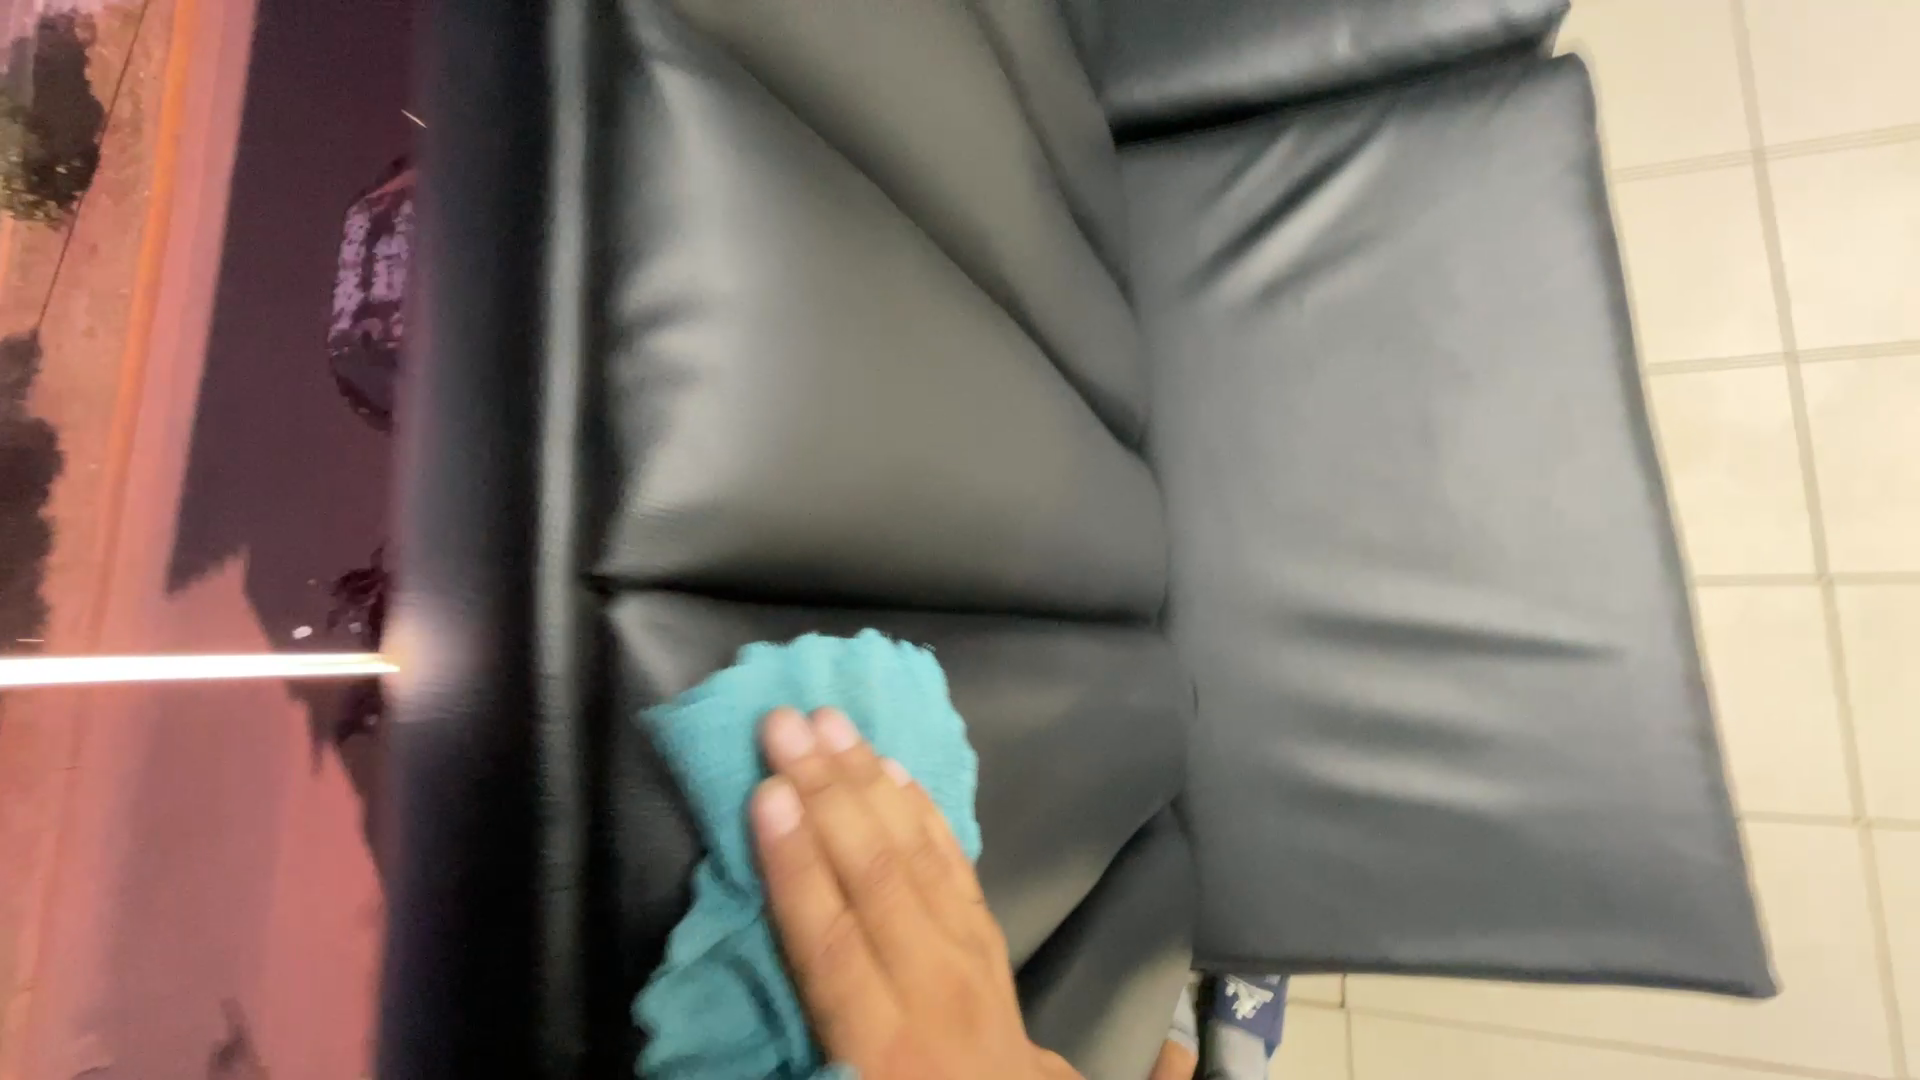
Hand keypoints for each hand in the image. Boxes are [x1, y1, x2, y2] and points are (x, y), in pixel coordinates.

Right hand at [751, 706, 1082, 1079]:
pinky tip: (891, 765)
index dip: (796, 862)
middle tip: (786, 726)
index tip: (766, 792)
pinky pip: (953, 854)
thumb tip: (741, 941)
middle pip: (874, 873)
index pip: (831, 939)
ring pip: (914, 849)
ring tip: (831, 723)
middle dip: (825, 792)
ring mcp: (968, 945)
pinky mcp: (987, 924)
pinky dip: (921, 806)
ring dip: (867, 779)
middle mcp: (929, 981)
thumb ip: (795, 1012)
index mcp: (879, 1042)